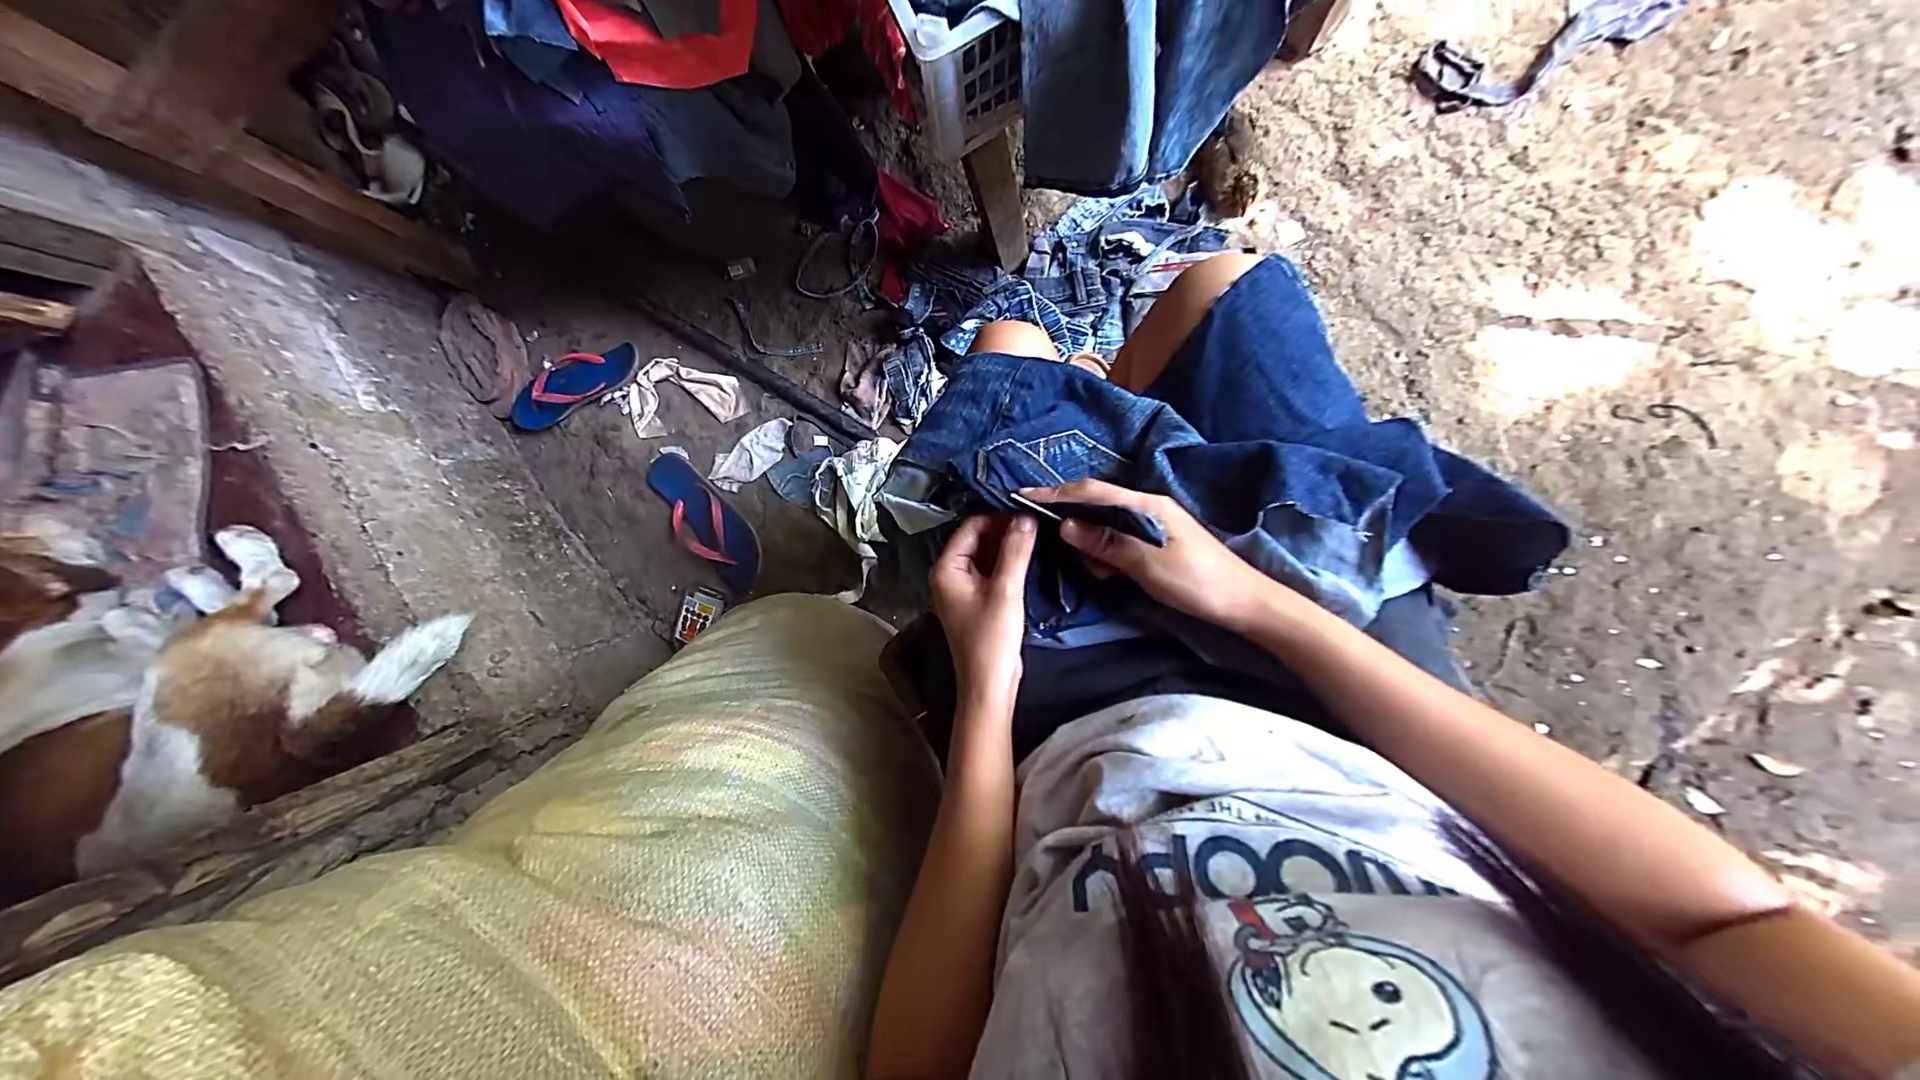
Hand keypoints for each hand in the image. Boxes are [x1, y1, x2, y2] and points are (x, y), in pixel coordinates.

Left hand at [930, 514, 1037, 706]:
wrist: (989, 684)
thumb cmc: (992, 638)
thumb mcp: (1006, 589)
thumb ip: (1016, 550)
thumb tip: (1026, 517)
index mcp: (946, 569)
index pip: (970, 527)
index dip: (998, 517)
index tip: (1026, 514)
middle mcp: (948, 576)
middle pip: (976, 540)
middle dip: (1004, 530)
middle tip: (1035, 525)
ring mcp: (961, 590)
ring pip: (985, 556)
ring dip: (1007, 547)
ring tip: (1036, 538)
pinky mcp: (976, 602)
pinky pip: (990, 572)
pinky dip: (1006, 564)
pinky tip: (1028, 559)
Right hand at [1020, 479, 1292, 631]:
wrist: (1242, 601)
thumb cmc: (1196, 582)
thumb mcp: (1146, 564)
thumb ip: (1106, 542)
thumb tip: (1066, 525)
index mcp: (1146, 504)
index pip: (1091, 491)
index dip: (1056, 493)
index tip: (1024, 496)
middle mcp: (1146, 506)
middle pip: (1096, 504)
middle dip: (1074, 524)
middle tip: (1068, 553)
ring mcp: (1151, 522)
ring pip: (1105, 524)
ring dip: (1092, 544)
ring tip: (1098, 571)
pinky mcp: (1154, 539)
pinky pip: (1118, 538)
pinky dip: (1106, 553)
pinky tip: (1110, 573)